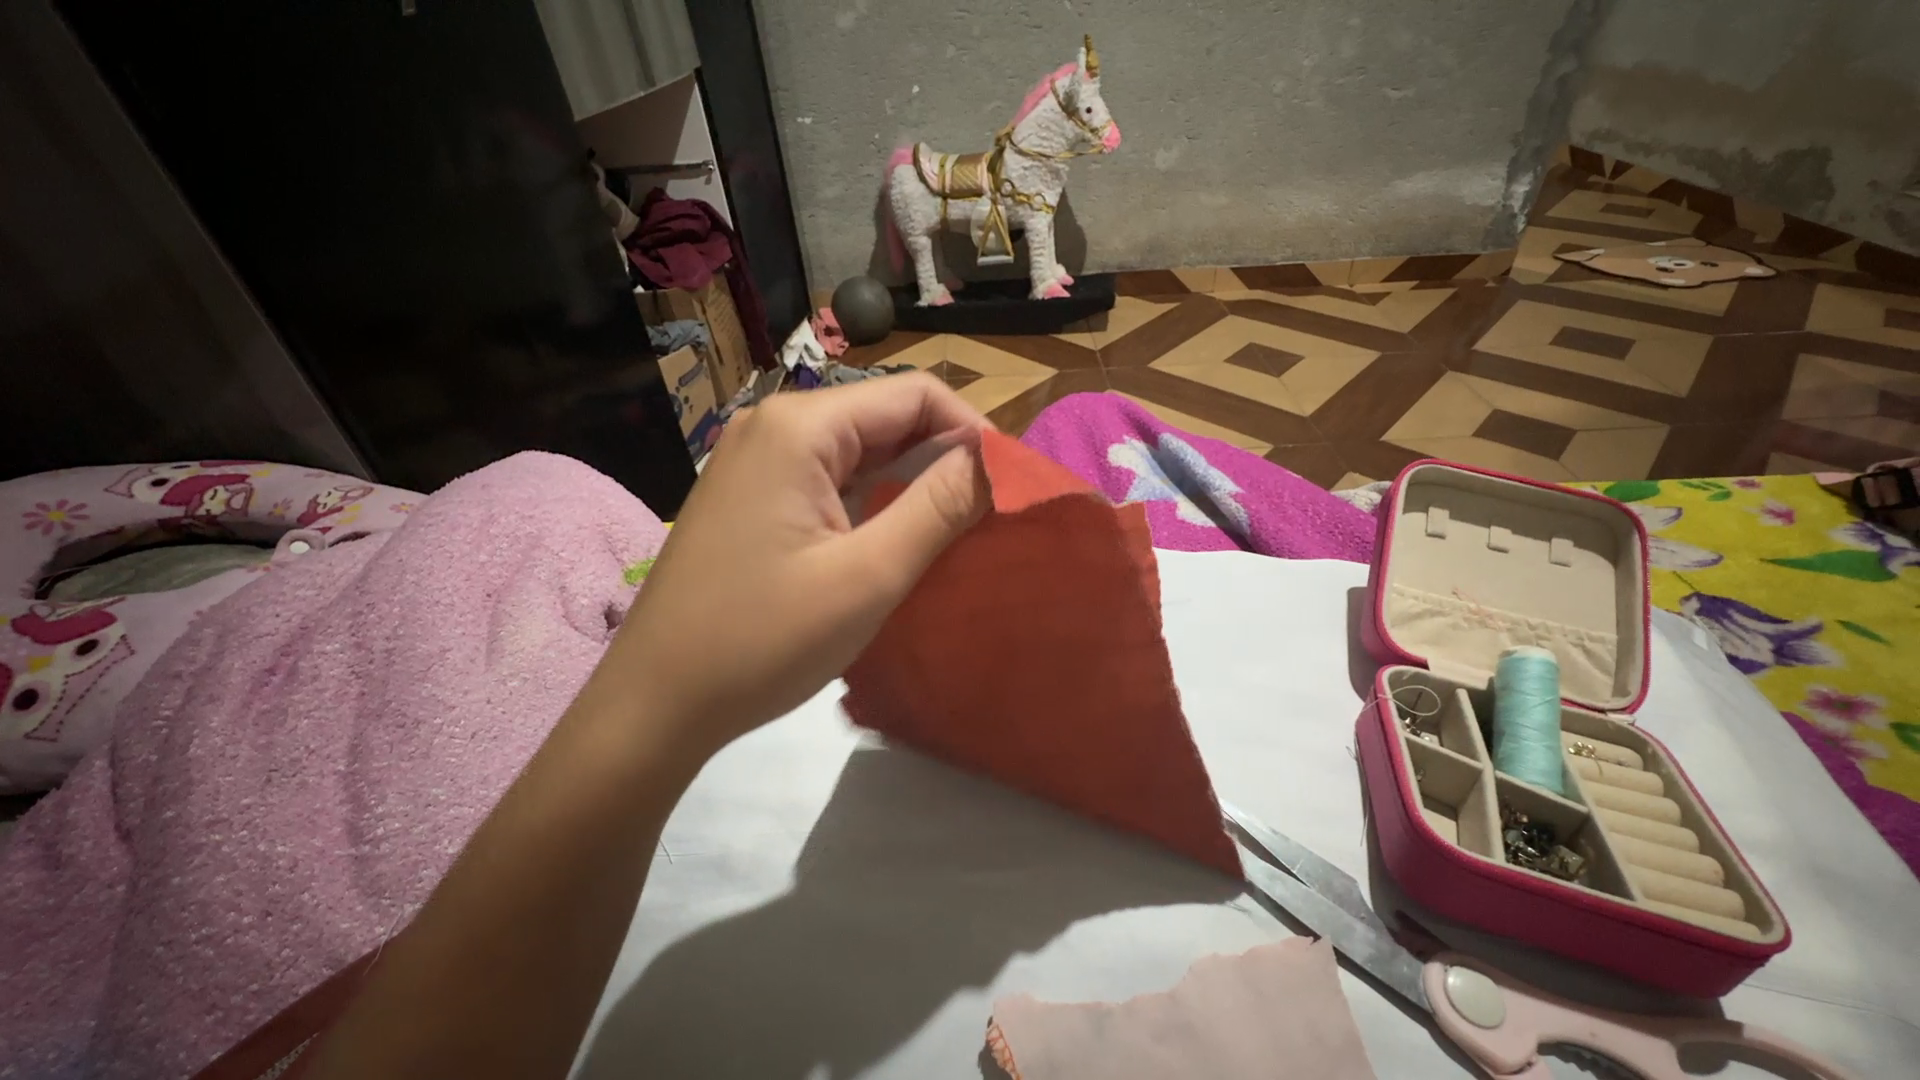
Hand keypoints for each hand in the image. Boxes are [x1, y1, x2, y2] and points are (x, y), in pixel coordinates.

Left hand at [612, 373, 990, 755]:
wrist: (656, 702)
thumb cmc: (763, 639)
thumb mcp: (868, 575)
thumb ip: (940, 506)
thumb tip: (998, 459)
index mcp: (800, 426)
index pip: (916, 395)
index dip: (973, 434)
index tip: (1010, 490)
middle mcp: (773, 425)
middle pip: (885, 417)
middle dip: (944, 459)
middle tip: (989, 517)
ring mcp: (754, 461)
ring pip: (858, 451)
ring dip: (910, 482)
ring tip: (953, 533)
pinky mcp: (749, 497)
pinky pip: (827, 480)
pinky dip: (870, 501)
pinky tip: (895, 541)